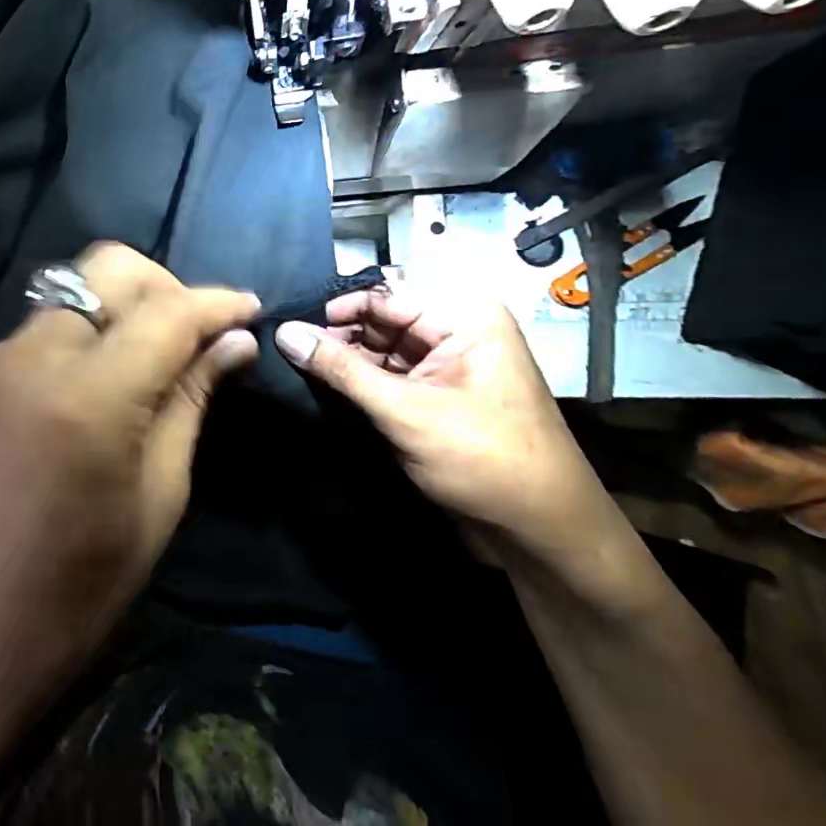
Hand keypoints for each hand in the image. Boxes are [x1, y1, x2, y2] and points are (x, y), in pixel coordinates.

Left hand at [0, 243, 259, 695]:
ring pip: (77, 292)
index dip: (216, 303)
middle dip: (164, 286)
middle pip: (109, 270)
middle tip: (197, 331)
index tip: (249, 308)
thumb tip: (236, 341)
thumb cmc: (87, 578)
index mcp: (88, 399)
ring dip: (125, 308)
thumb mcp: (163, 490)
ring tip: (154, 356)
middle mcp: (33, 358)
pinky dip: (89, 334)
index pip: (166, 314)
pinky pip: (48, 327)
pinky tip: (105, 378)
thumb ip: (193, 398)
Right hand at [273, 287, 617, 572]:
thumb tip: (286, 333)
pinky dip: (363, 386)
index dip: (337, 309)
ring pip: (384, 352)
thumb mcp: (406, 412)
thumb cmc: (482, 460)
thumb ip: (342, 370)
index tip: (288, 327)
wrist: (539, 530)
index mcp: (463, 317)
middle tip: (286, 353)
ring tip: (296, 370)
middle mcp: (457, 332)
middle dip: (339, 337)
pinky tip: (325, 390)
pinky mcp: (439, 397)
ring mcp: (448, 366)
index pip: (386, 295)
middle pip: (384, 322)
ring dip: (347, 363)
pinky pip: (393, 379)